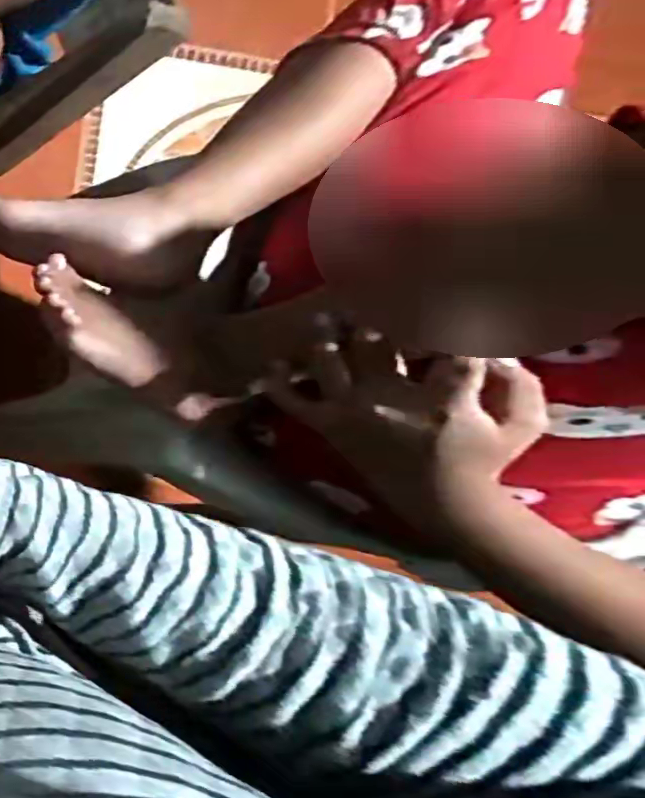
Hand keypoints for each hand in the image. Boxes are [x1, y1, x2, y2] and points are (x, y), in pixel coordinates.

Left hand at [263, 326, 546, 529]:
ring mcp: (350, 412)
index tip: (441, 304)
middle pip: (376, 348)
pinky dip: (278, 383)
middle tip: (368, 299)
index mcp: (443, 401)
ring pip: (329, 365)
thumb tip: (497, 353)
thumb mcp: (522, 424)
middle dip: (373, 320)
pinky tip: (274, 363)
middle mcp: (388, 402)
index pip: (448, 352)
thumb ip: (521, 386)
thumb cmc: (481, 458)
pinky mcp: (326, 424)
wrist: (434, 499)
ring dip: (324, 338)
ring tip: (323, 317)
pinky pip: (291, 402)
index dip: (447, 323)